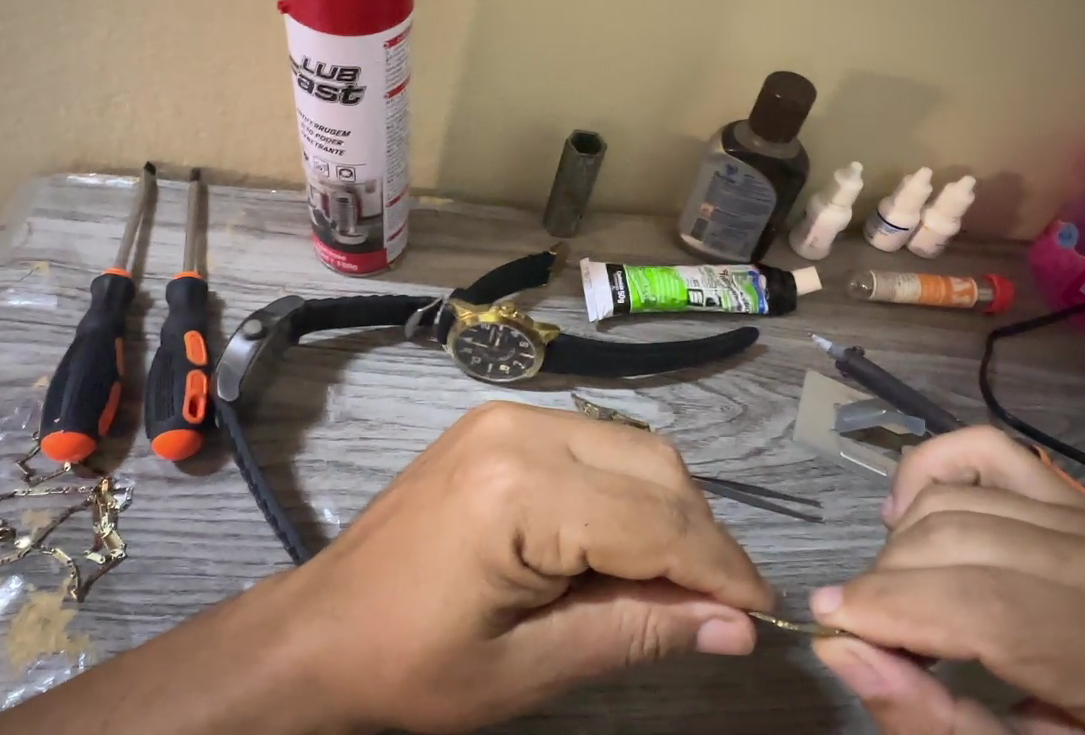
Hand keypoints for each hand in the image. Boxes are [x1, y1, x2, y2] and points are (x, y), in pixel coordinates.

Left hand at [0, 401, 769, 734]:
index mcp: (522, 490)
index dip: (720, 569)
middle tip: (720, 605)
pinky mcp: (499, 422)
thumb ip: (638, 632)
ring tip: (678, 579)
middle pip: (654, 467)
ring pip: (631, 447)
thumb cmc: (413, 665)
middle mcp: (520, 430)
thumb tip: (734, 625)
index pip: (657, 520)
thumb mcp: (529, 668)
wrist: (321, 627)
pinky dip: (628, 488)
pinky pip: (594, 443)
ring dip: (669, 509)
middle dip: (700, 535)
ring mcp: (507, 416)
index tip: (763, 616)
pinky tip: (626, 539)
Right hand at [809, 426, 1084, 734]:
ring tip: (893, 598)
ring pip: (961, 499)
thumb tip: (840, 648)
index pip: (990, 608)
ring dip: (902, 542)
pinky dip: (932, 468)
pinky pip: (990, 451)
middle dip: (887, 582)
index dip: (894, 609)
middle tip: (860, 632)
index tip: (830, 628)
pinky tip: (905, 514)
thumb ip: (934, 722)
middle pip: (965, 543)